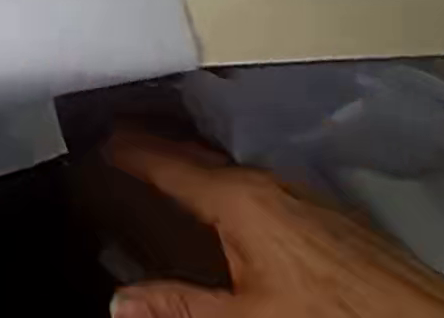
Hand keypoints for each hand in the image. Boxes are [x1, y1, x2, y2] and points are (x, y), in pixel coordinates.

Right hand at [106, 131, 443, 317]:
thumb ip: (181, 307)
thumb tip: (121, 304)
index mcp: (237, 198)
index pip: (159, 158)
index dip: (122, 148)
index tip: (96, 141)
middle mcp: (272, 188)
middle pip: (196, 155)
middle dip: (158, 151)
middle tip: (125, 150)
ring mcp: (315, 204)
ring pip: (236, 173)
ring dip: (200, 172)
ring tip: (175, 180)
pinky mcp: (347, 225)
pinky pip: (271, 191)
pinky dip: (238, 192)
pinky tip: (242, 219)